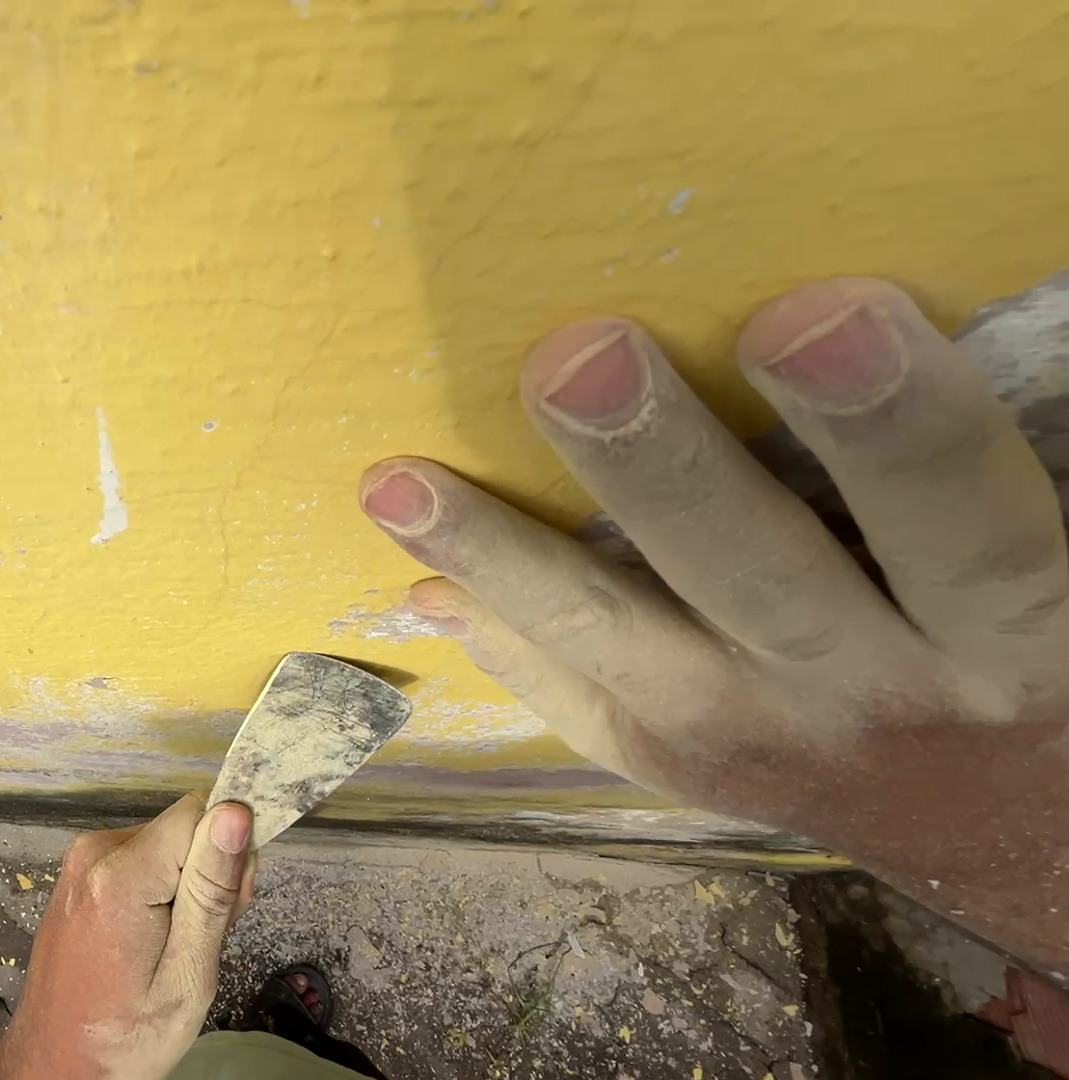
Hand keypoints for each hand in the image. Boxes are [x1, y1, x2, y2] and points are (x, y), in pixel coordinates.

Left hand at [0, 795, 255, 1079]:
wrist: (55, 1064)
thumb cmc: (126, 1035)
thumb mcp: (187, 975)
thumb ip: (212, 890)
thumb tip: (235, 811)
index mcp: (120, 874)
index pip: (198, 812)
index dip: (227, 849)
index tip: (231, 901)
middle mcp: (95, 849)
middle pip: (182, 829)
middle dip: (208, 872)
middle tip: (204, 938)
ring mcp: (82, 857)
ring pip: (165, 843)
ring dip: (184, 883)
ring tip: (176, 945)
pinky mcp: (79, 869)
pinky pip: (140, 856)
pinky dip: (159, 886)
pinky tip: (151, 936)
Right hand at [360, 277, 1068, 978]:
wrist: (1018, 827)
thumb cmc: (790, 745)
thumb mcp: (649, 738)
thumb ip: (541, 664)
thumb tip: (423, 596)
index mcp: (685, 717)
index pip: (565, 621)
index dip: (481, 551)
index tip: (388, 481)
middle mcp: (819, 697)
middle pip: (727, 576)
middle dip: (649, 471)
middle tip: (575, 361)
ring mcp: (978, 657)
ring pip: (936, 539)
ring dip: (866, 429)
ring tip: (807, 319)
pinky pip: (1059, 512)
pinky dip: (995, 429)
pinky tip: (927, 335)